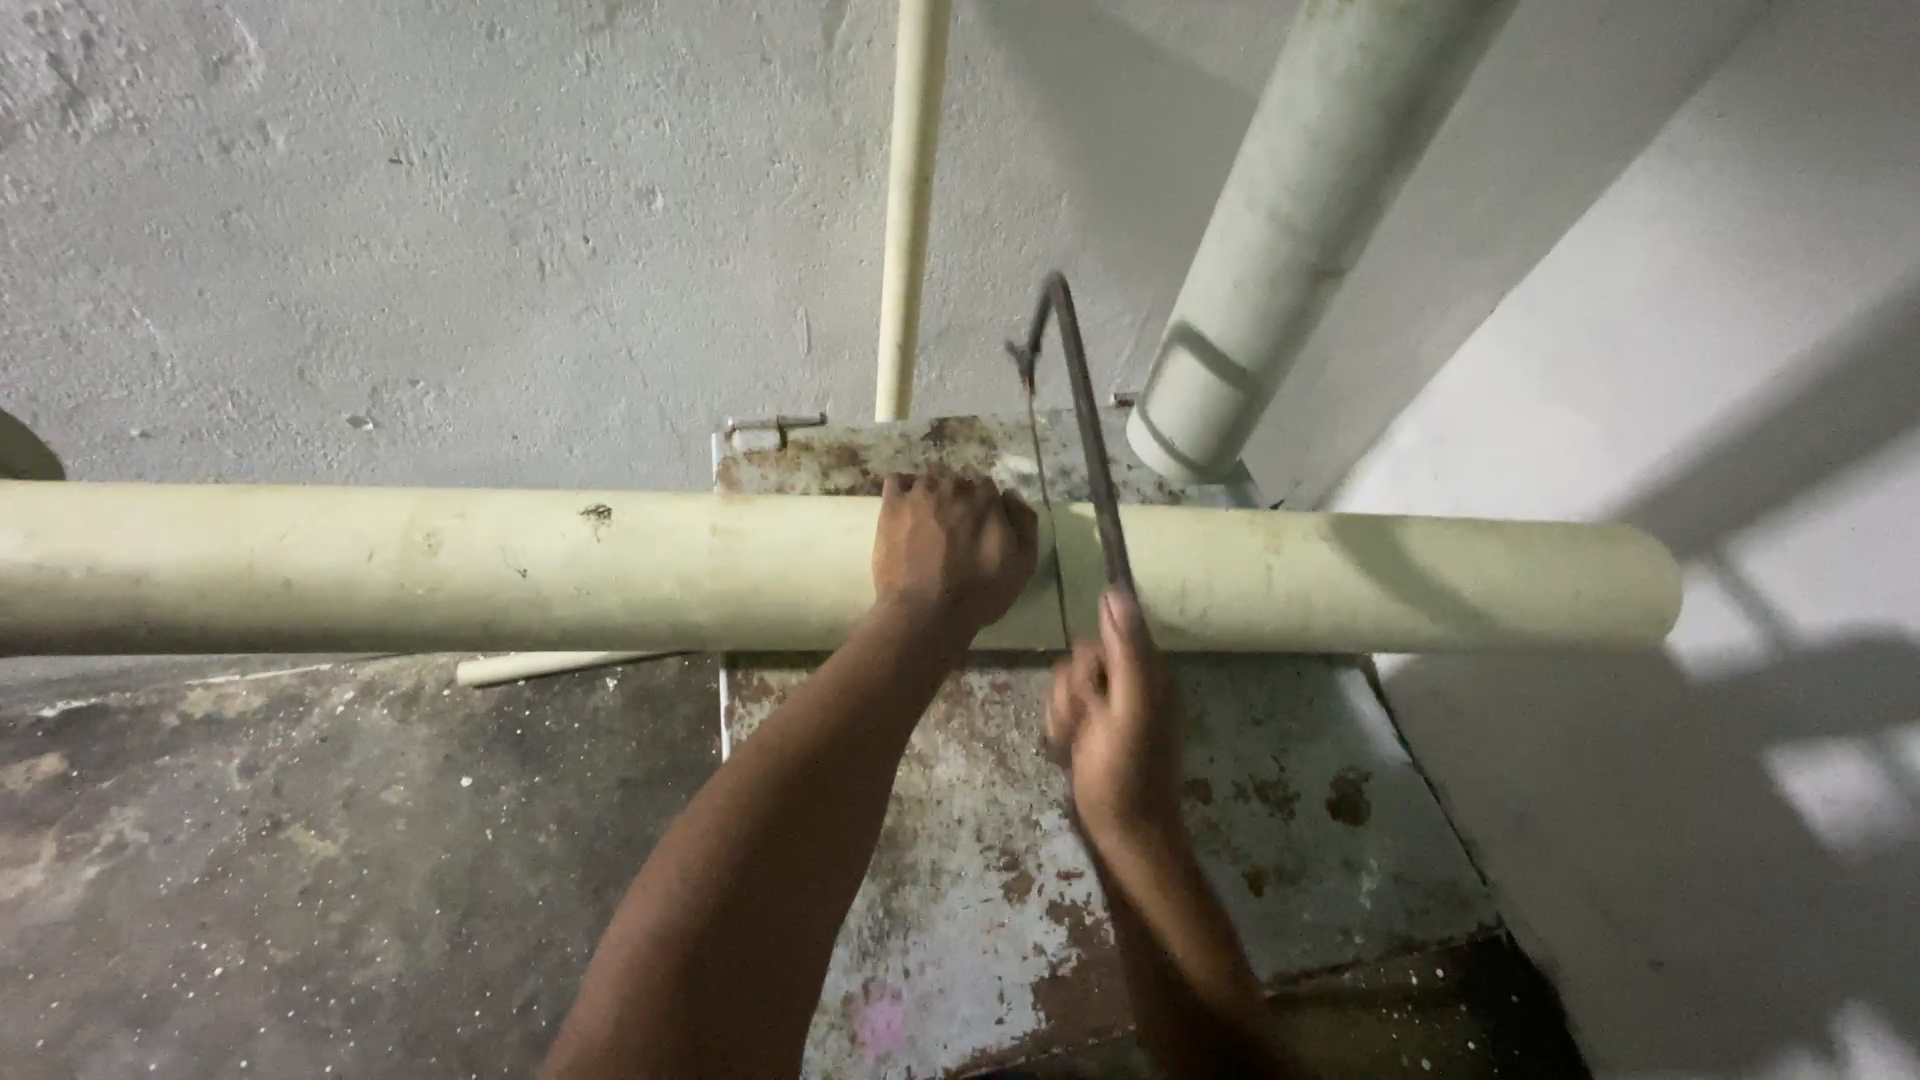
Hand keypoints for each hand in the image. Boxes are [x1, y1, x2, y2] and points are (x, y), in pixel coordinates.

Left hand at [872, 471, 1039, 632]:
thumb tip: (1010, 495)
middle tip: (953, 526)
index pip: (986, 485)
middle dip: (957, 497)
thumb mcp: (1022, 565)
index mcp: (986, 498)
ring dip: (931, 492)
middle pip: (957, 480)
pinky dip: (902, 489)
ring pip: (929, 479)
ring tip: (928, 519)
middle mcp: (953, 487)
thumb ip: (1024, 523)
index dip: (983, 504)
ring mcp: (920, 494)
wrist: (925, 612)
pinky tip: (905, 508)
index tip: (978, 525)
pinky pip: (896, 481)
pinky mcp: (892, 506)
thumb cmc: (978, 593)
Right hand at [1047, 590, 1184, 847]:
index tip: (1093, 696)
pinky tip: (1067, 751)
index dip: (1089, 666)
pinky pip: (1062, 706)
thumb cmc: (1126, 774)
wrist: (1124, 833)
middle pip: (1079, 659)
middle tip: (1084, 726)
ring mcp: (1109, 707)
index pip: (1105, 637)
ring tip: (1075, 744)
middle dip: (1072, 692)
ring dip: (1063, 713)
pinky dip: (1059, 728)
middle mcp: (1131, 684)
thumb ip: (1126, 651)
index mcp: (1149, 673)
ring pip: (1065, 682)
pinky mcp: (1090, 727)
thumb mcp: (1129, 709)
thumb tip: (1116, 591)